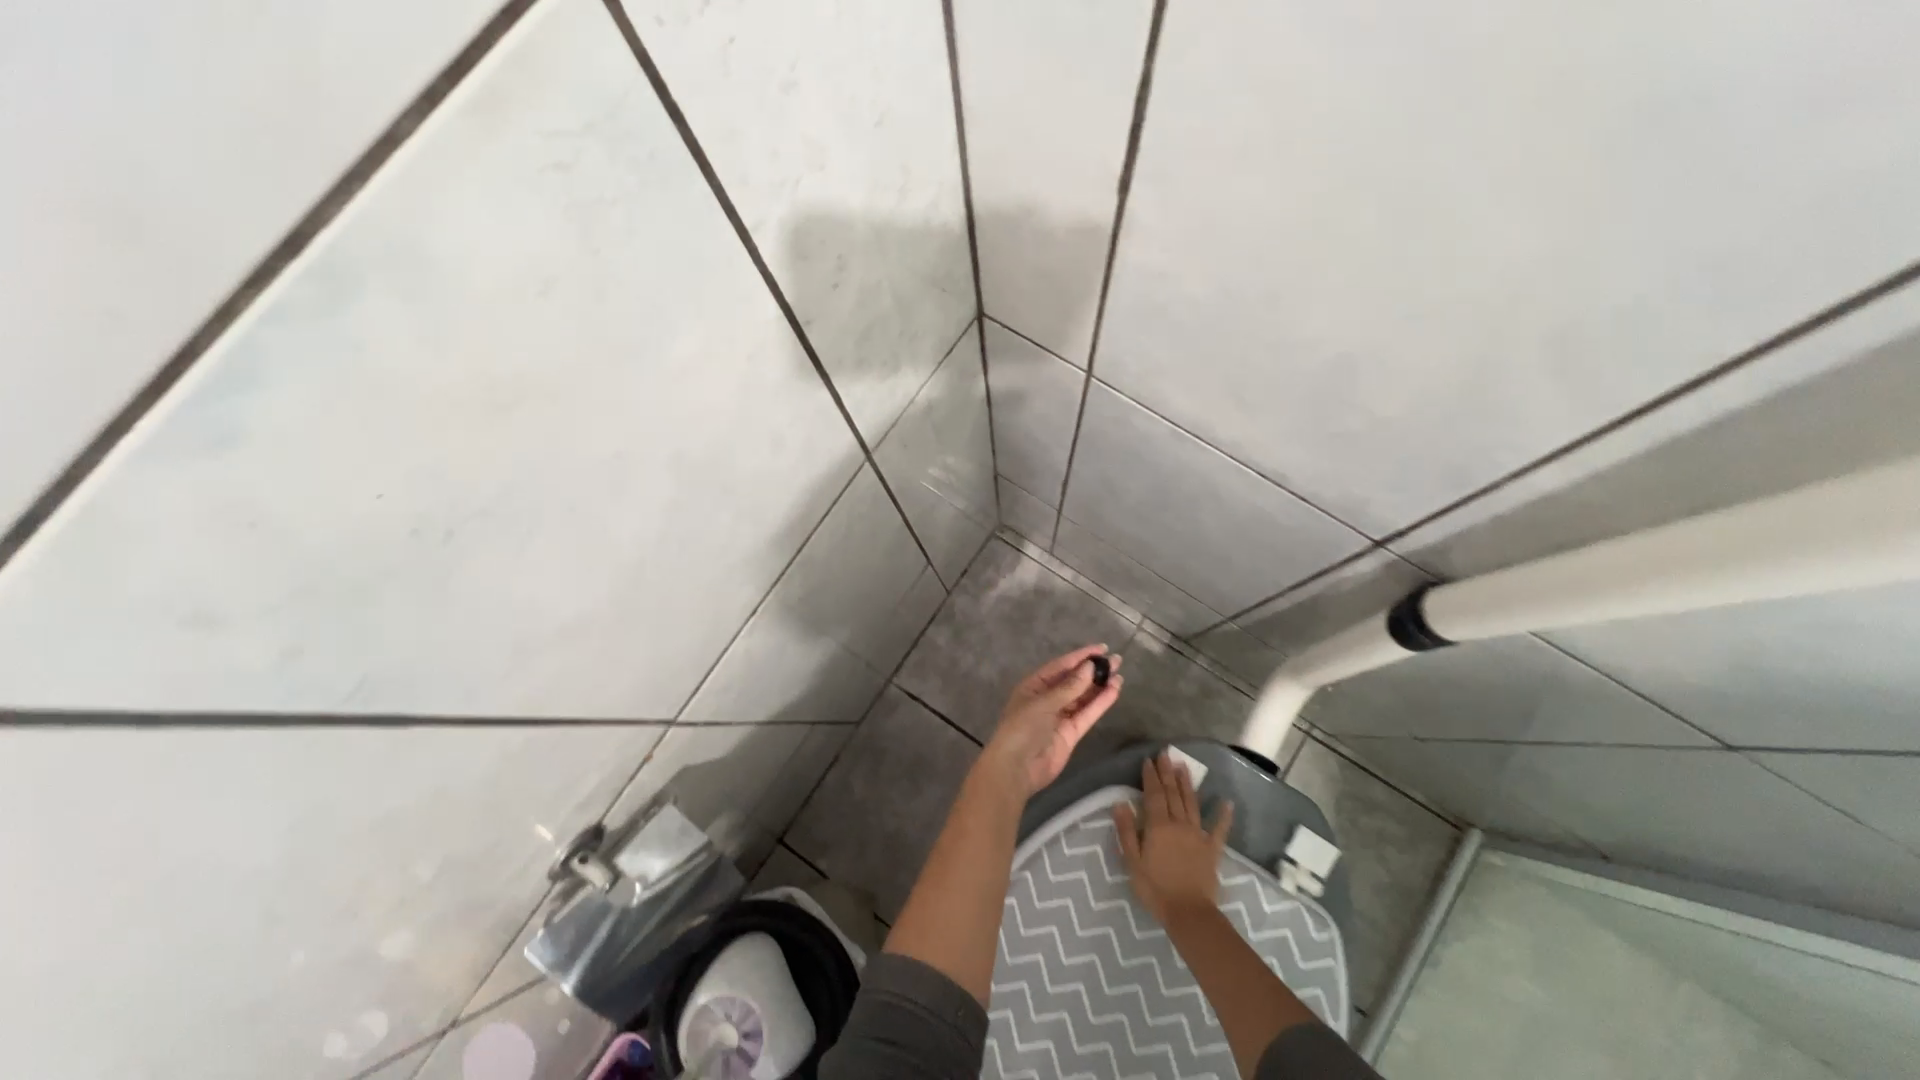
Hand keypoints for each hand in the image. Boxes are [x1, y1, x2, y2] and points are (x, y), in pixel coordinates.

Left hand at [980, 644, 1122, 796]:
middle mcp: (1048, 699)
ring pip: (1083, 697)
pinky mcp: (1071, 733)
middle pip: (1074, 681)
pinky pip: (1087, 713)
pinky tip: (1114, 691)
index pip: (1061, 666)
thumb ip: (1069, 686)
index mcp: (1034, 686)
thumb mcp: (1044, 702)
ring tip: (1119, 675)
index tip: (1102, 648)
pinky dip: (1100, 703)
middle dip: (1093, 671)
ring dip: (1100, 686)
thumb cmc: (1022, 728)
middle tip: (1116, 661)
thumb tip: (1090, 667)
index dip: (1081, 656)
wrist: (1017, 768)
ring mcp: (1060, 716)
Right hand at [1114, 752, 1233, 922]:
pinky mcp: (1212, 849)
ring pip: (1192, 804)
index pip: (1153, 795)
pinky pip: (1219, 829)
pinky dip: (1223, 815)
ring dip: (1187, 784)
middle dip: (1167, 773)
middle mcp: (1179, 824)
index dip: (1150, 776)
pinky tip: (1227, 803)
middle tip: (1166, 754)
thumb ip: (1126, 831)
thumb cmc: (1154, 888)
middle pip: (1172, 794)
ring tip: (1184, 767)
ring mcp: (1198, 835)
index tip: (1148, 760)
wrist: (1188, 911)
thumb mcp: (1132, 861)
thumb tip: (1120, 803)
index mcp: (1158, 826)